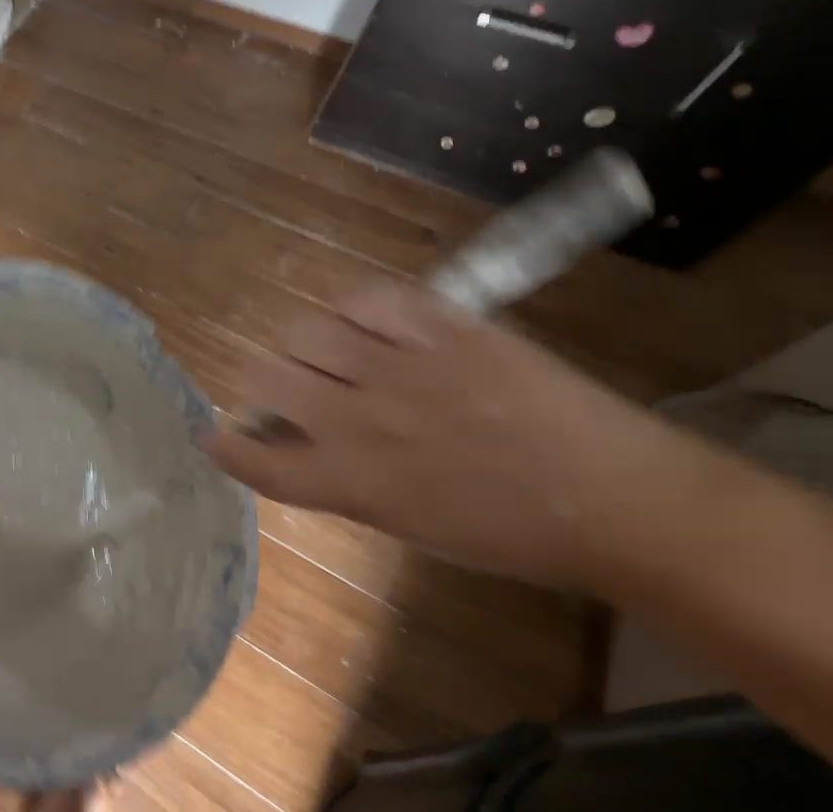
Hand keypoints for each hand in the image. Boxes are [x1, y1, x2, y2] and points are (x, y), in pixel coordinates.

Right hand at [202, 281, 715, 592]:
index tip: (211, 433)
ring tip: (339, 352)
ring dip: (308, 346)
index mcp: (354, 483)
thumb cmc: (513, 532)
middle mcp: (363, 423)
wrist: (622, 502)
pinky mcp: (447, 331)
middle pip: (268, 377)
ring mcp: (403, 371)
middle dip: (270, 384)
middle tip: (298, 389)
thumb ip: (341, 482)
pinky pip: (368, 299)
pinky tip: (372, 324)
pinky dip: (357, 309)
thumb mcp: (410, 525)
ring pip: (306, 333)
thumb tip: (296, 444)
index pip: (259, 459)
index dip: (226, 444)